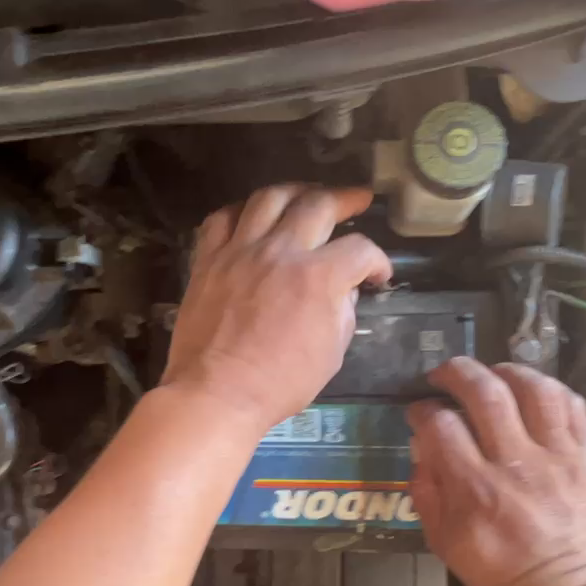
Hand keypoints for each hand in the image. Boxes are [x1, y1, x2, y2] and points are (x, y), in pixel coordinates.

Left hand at [163, 185, 391, 428]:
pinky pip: (221, 219)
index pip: (360, 250)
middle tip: (356, 200)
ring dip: (294, 191)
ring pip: (269, 198)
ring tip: (305, 195)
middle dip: (345, 199)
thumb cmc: (279, 383)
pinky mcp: (208, 260)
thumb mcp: (331, 355)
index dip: (377, 261)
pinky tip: (251, 217)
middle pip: (318, 204)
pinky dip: (240, 211)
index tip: (378, 275)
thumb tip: (344, 293)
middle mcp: (281, 252)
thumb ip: (343, 314)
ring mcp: (240, 251)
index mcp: (318, 277)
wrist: (216, 394)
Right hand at [407, 358, 585, 585]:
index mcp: (475, 489)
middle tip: (443, 375)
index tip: (418, 412)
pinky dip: (548, 388)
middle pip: (486, 393)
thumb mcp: (443, 542)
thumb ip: (427, 493)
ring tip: (489, 374)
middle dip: (457, 373)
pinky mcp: (584, 456)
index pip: (441, 425)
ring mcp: (556, 457)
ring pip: (534, 389)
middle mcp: (515, 464)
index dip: (422, 410)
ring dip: (505, 371)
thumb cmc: (500, 569)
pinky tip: (530, 392)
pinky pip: (572, 406)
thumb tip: (422, 448)